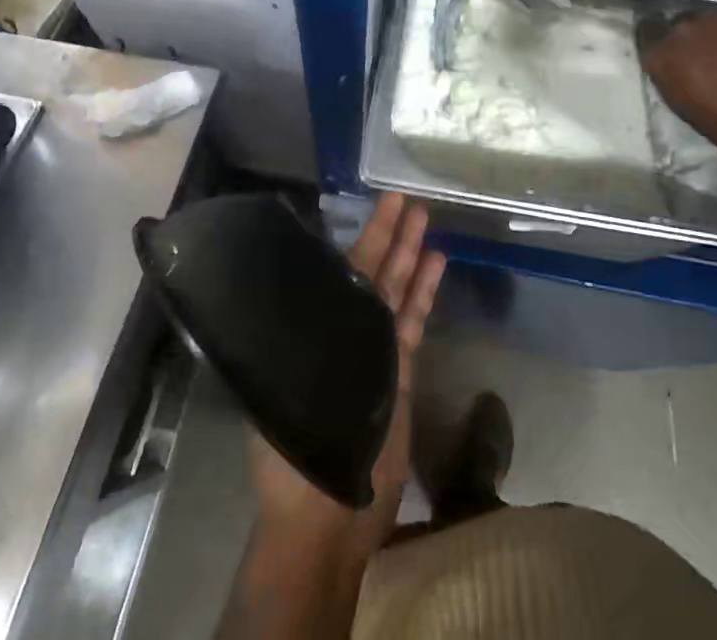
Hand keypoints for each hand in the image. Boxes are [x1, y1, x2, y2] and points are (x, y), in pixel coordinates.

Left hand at [248, 193, 444, 542]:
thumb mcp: (279, 395)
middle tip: (405, 198)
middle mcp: (344, 334)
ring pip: (394, 292)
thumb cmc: (293, 463)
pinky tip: (437, 264)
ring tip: (425, 220)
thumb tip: (288, 291)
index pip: (338, 273)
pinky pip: (412, 322)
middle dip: (388, 236)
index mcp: (313, 332)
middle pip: (370, 275)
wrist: (326, 518)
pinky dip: (424, 293)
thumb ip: (291, 345)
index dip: (358, 239)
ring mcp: (374, 351)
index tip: (372, 207)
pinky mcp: (399, 373)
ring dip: (409, 256)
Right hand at [638, 9, 716, 169]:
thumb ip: (677, 81)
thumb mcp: (689, 110)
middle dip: (691, 40)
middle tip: (704, 61)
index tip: (671, 65)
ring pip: (716, 21)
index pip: (649, 42)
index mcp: (664, 56)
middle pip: (682, 26)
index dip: (662, 53)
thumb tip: (679, 69)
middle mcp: (689, 29)